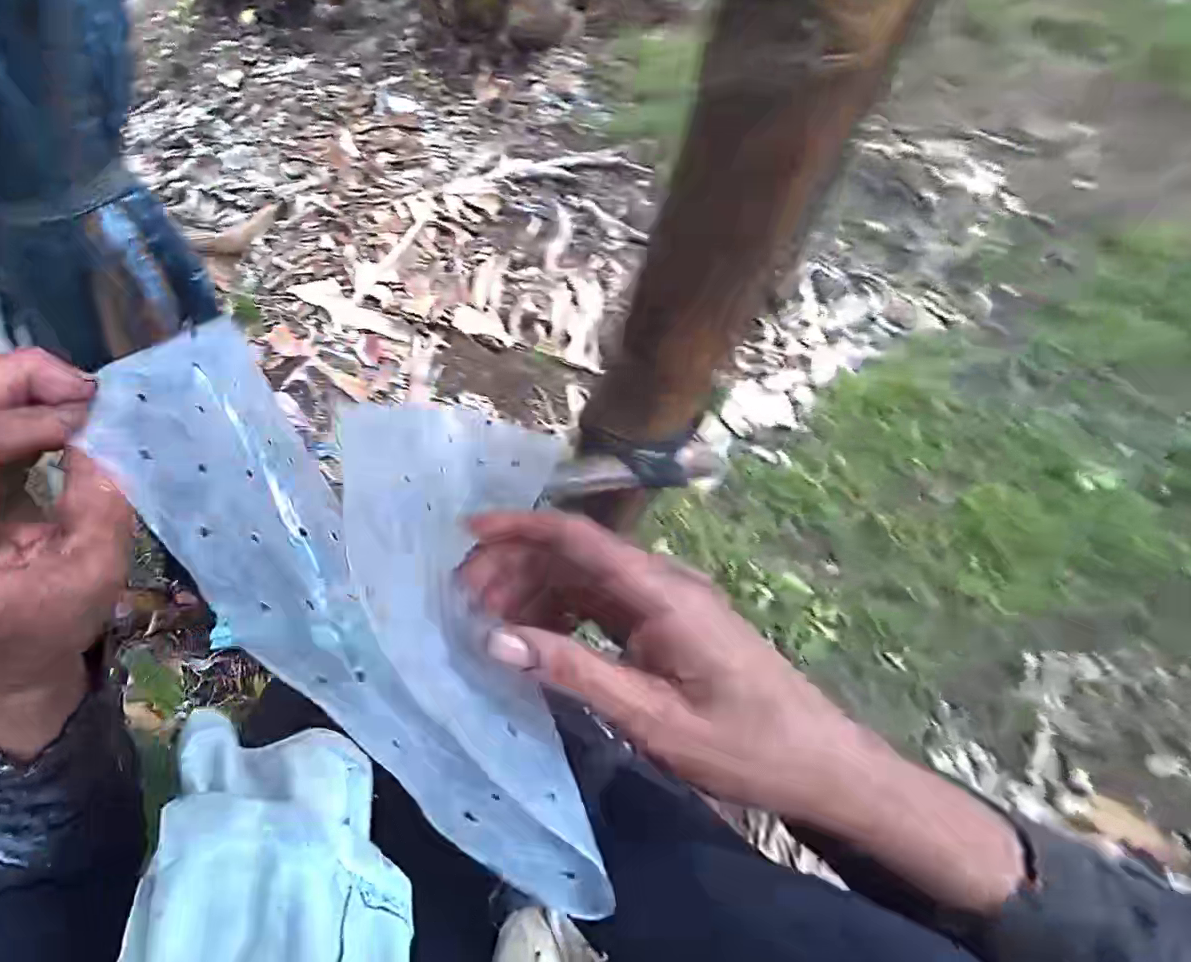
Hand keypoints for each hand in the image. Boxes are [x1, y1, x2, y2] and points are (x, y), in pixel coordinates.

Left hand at [0, 349, 135, 758]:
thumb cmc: (52, 629)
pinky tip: (49, 415)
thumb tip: (96, 424)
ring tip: (74, 399)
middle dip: (23, 384)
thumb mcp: (96, 571)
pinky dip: (9, 407)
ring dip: (17, 389)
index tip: (90, 418)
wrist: (14, 661)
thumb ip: (98, 496)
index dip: (29, 418)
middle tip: (86, 390)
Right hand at [460, 510, 1024, 914]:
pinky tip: (529, 632)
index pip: (577, 536)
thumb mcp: (653, 718)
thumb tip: (495, 640)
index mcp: (661, 592)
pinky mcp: (657, 618)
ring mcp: (658, 598)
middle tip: (467, 598)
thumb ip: (572, 671)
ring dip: (526, 587)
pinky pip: (590, 598)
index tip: (468, 530)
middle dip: (510, 564)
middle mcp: (657, 581)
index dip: (518, 525)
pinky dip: (552, 608)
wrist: (830, 771)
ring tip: (488, 618)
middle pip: (567, 553)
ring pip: (573, 573)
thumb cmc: (746, 746)